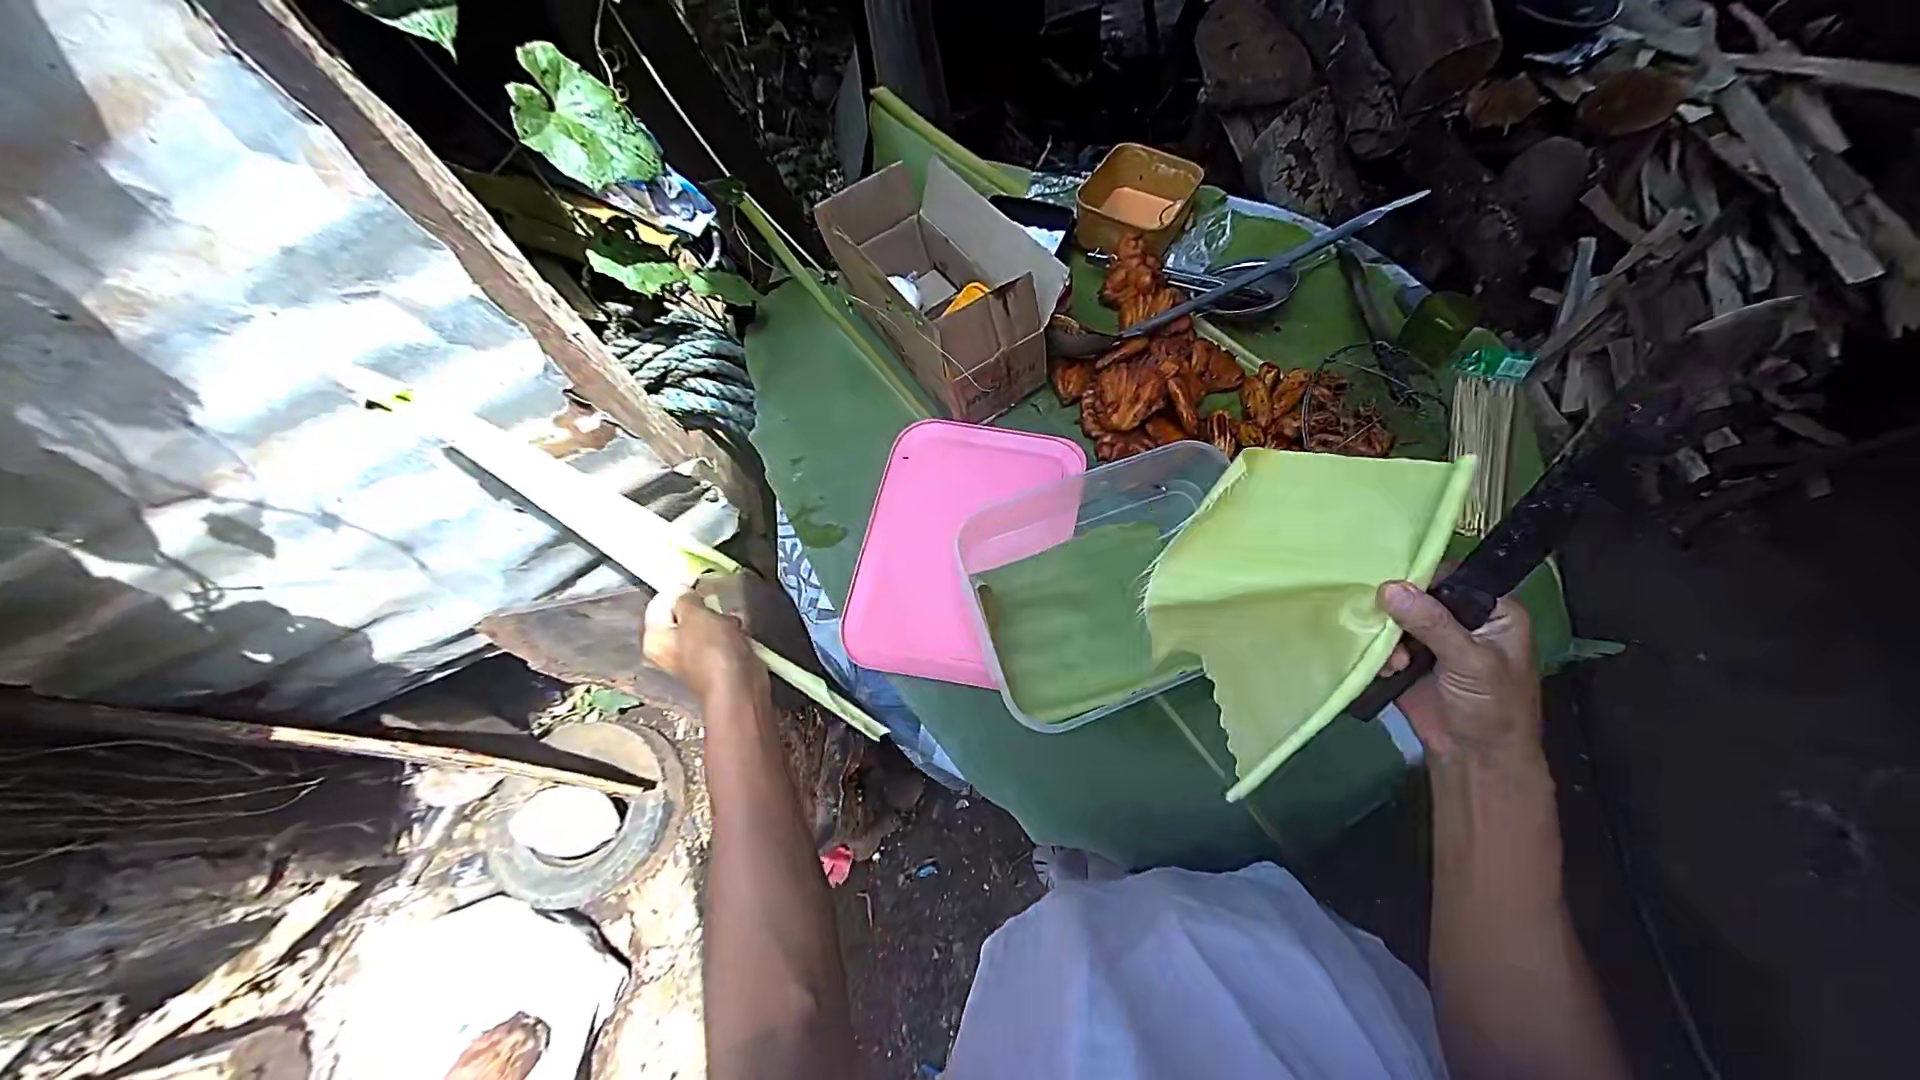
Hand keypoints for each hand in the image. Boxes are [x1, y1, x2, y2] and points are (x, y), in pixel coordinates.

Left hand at [643, 584, 766, 703]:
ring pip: (703, 625)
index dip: (679, 590)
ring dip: (718, 619)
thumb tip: (683, 591)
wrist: (739, 686)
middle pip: (681, 614)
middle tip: (715, 605)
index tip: (698, 585)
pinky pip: (718, 638)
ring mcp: (691, 657)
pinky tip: (738, 633)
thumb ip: (685, 598)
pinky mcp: (714, 662)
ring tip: (730, 622)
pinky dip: (728, 633)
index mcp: (654, 639)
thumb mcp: (696, 615)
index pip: (660, 602)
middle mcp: (668, 649)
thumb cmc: (713, 650)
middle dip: (702, 606)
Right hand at [1376, 581, 1540, 764]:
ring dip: (1387, 638)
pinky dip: (1381, 654)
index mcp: (1491, 612)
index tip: (1390, 590)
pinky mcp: (1408, 659)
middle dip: (1396, 614)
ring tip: (1396, 661)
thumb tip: (1389, 588)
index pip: (1449, 579)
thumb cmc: (1492, 709)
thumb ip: (1432, 624)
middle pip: (1414, 598)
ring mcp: (1432, 641)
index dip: (1419, 580)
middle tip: (1389, 630)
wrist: (1474, 759)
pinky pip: (1384, 643)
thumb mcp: (1470, 662)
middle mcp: (1460, 621)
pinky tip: (1390, 669)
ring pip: (1395, 620)